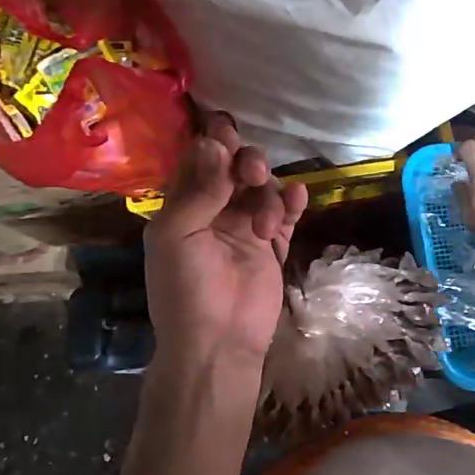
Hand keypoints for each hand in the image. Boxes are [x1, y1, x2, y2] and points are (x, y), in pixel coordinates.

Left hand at [145, 112, 307, 371]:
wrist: (217, 342)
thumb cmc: (186, 287)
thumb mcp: (177, 234)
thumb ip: (199, 189)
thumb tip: (214, 142)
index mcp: (183, 203)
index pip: (200, 159)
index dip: (214, 142)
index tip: (228, 131)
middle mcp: (214, 208)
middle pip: (235, 166)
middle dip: (247, 162)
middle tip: (252, 173)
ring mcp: (245, 225)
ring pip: (262, 186)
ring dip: (268, 193)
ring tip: (266, 225)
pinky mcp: (273, 243)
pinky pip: (285, 211)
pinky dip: (291, 201)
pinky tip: (297, 197)